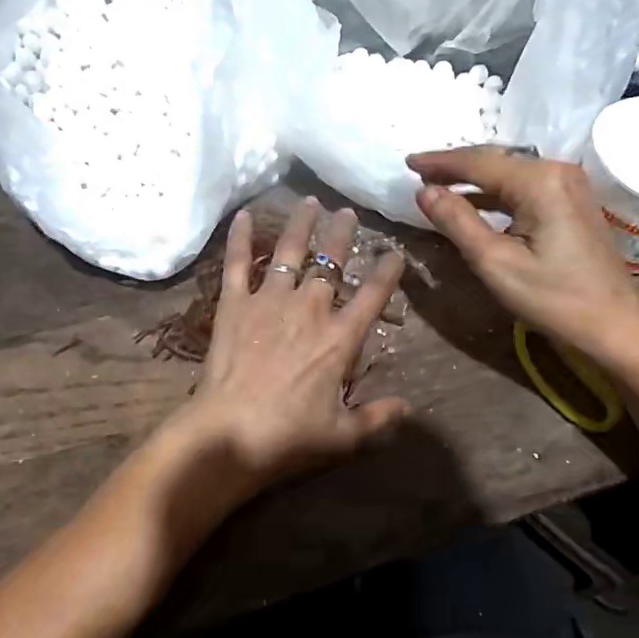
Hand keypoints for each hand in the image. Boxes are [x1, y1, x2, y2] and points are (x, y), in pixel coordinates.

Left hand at [170, 197, 408, 487]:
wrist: (230, 432)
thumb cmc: (290, 436)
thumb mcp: (343, 434)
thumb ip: (378, 417)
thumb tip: (408, 407)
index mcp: (340, 338)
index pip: (372, 295)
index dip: (387, 271)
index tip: (395, 252)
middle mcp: (309, 309)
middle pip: (331, 262)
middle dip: (342, 234)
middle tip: (347, 213)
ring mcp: (269, 301)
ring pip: (289, 250)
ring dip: (301, 224)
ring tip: (310, 201)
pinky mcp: (234, 304)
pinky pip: (237, 263)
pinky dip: (239, 237)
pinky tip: (242, 214)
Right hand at [409, 147, 638, 354]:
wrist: (613, 323)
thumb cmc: (553, 298)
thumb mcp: (495, 263)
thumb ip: (457, 222)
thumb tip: (424, 191)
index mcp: (540, 182)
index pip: (478, 162)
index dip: (439, 162)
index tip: (406, 164)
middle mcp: (558, 171)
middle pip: (495, 160)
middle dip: (455, 166)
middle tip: (418, 172)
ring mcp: (569, 185)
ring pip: (509, 172)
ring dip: (473, 179)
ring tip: (438, 185)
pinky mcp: (572, 201)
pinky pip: (523, 186)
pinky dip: (494, 192)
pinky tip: (473, 201)